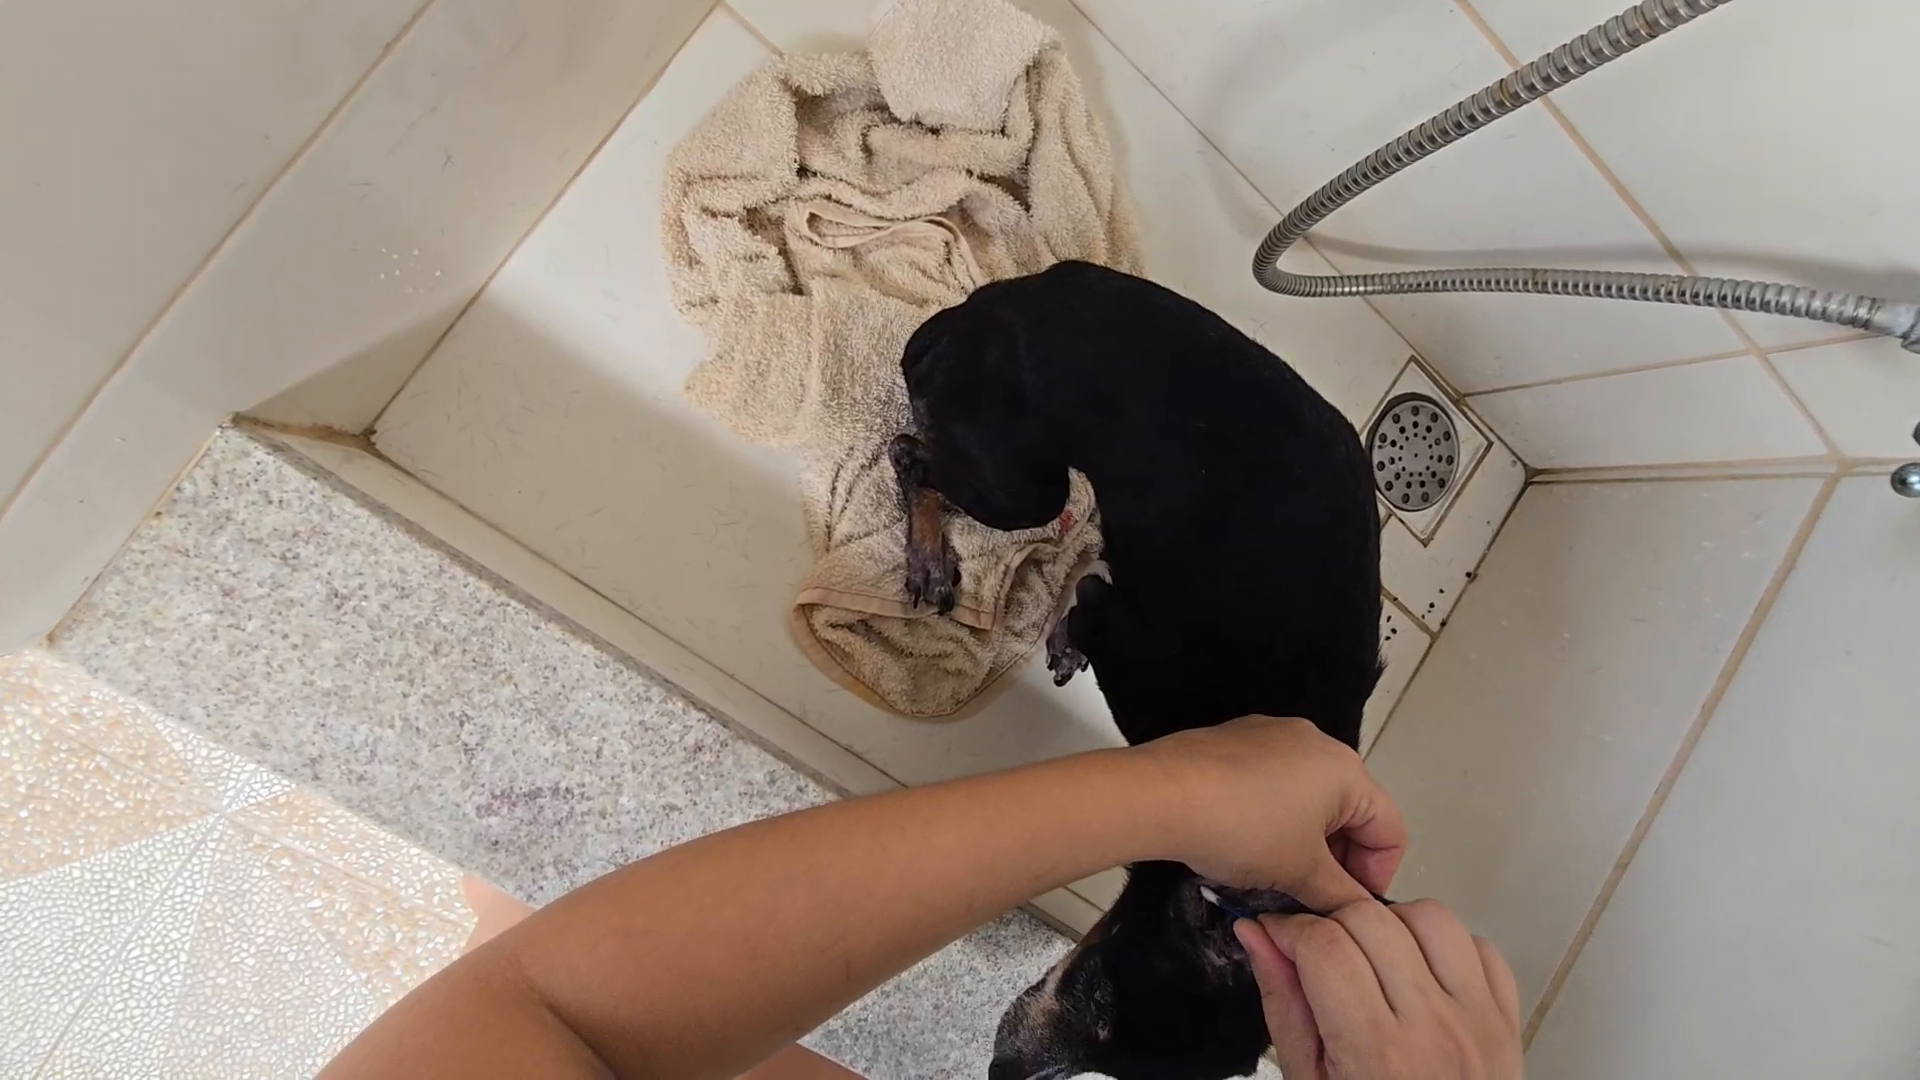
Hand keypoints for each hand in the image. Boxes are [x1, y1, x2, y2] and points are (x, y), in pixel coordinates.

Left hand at [1130, 715, 1406, 909]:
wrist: (1161, 793)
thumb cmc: (1244, 830)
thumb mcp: (1301, 873)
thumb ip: (1342, 898)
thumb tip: (1359, 917)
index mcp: (1344, 766)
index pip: (1390, 830)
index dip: (1376, 877)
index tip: (1346, 907)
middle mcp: (1311, 738)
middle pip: (1348, 808)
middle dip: (1336, 857)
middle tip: (1310, 896)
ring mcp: (1266, 732)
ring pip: (1305, 794)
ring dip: (1301, 837)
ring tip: (1274, 872)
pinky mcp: (1230, 737)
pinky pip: (1267, 778)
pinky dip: (1268, 812)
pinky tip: (1241, 840)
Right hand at [1236, 900, 1522, 1079]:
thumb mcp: (1307, 1077)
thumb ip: (1281, 1000)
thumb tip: (1252, 929)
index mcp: (1377, 1053)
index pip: (1323, 945)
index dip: (1288, 928)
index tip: (1277, 936)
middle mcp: (1435, 1031)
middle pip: (1370, 918)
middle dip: (1332, 920)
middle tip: (1321, 949)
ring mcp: (1481, 1024)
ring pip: (1430, 916)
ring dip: (1392, 923)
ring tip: (1374, 956)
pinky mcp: (1509, 1022)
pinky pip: (1480, 947)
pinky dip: (1445, 946)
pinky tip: (1420, 971)